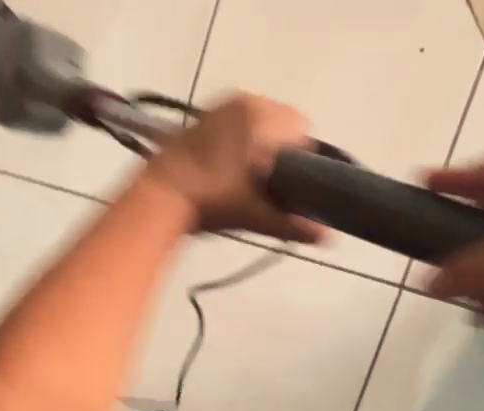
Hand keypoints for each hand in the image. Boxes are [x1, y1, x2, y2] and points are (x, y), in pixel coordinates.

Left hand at [140, 95, 326, 243]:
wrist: (157, 198)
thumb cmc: (210, 203)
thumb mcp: (253, 214)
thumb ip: (290, 223)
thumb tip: (326, 237)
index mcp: (264, 115)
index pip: (301, 129)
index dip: (301, 157)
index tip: (290, 183)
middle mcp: (244, 101)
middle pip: (278, 123)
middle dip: (278, 150)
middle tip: (266, 185)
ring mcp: (219, 106)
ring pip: (255, 122)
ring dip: (256, 144)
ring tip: (244, 178)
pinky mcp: (199, 117)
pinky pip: (231, 123)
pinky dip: (235, 140)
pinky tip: (224, 168)